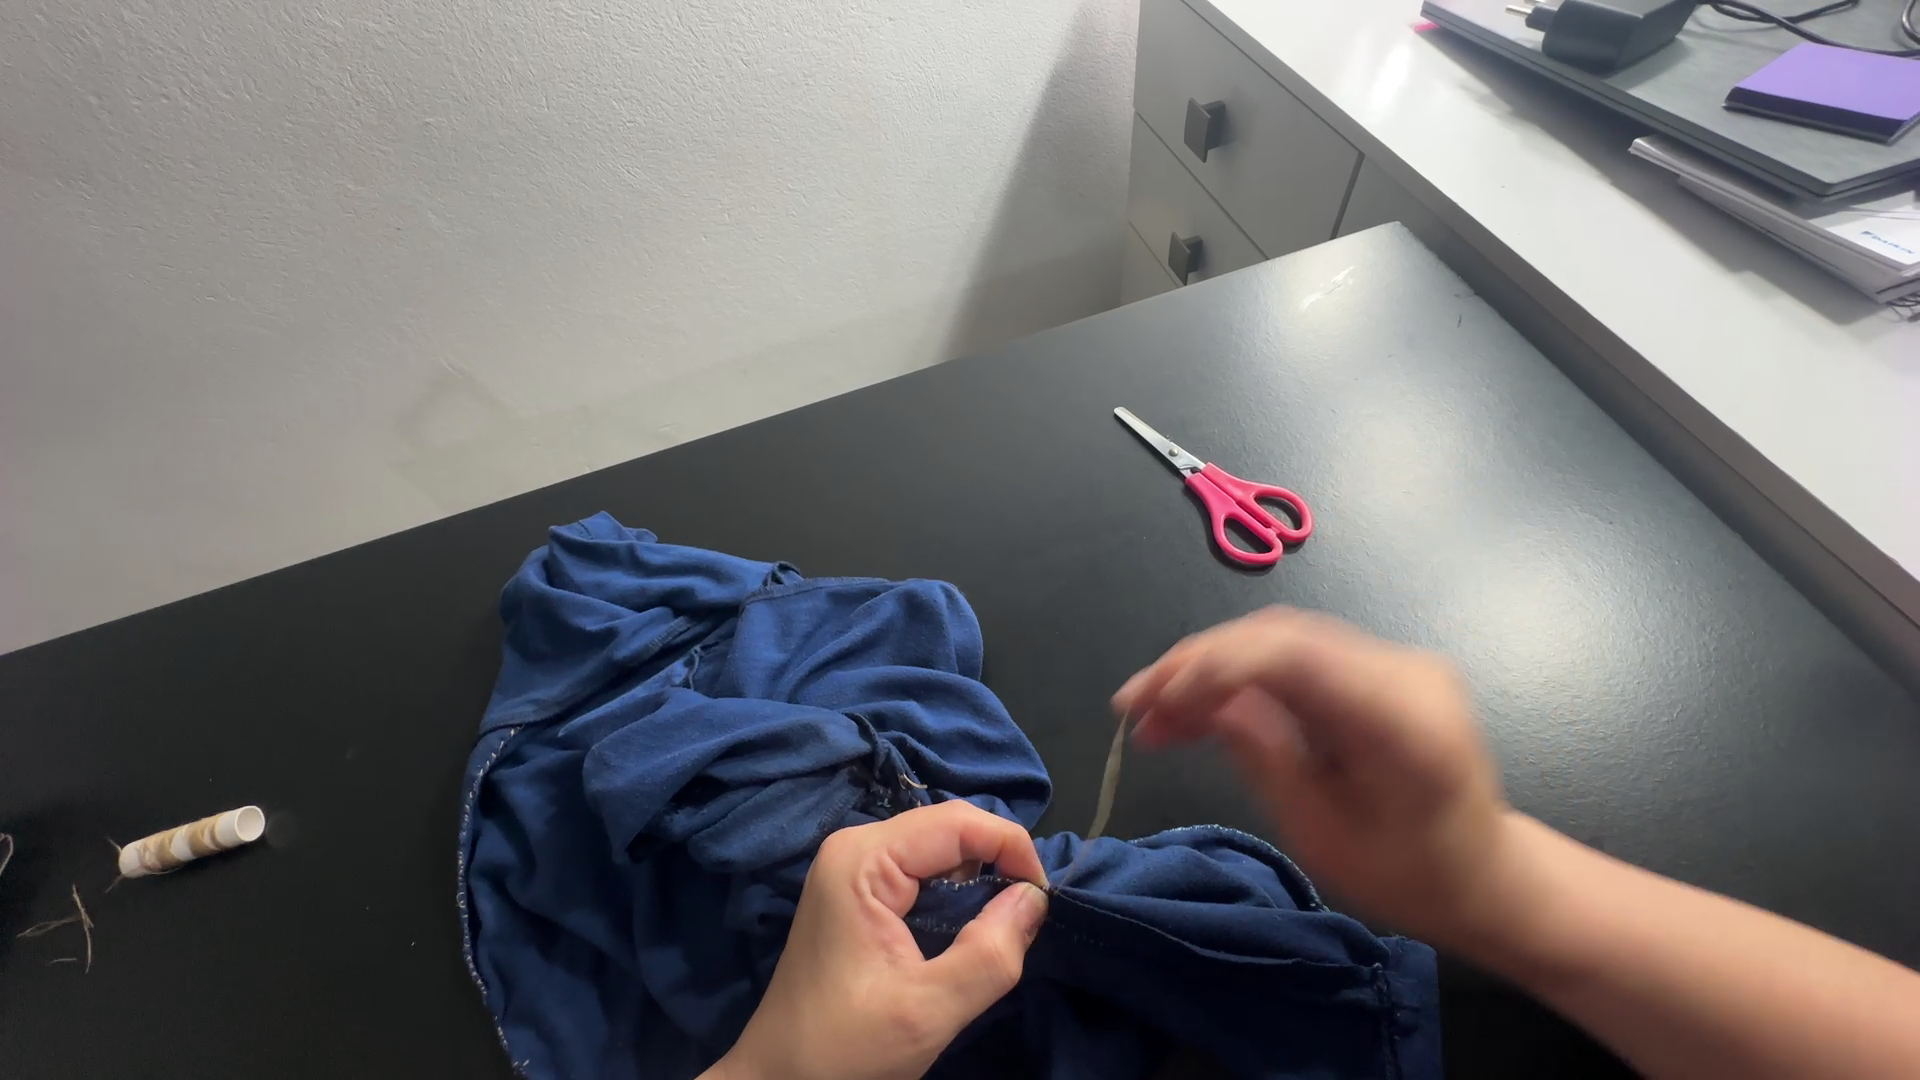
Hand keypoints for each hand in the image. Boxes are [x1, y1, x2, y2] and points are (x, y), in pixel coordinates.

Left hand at [705, 800, 1049, 1079]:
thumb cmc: (843, 1051)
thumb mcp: (926, 1012)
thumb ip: (989, 954)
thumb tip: (1035, 899)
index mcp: (864, 858)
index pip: (958, 822)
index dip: (1010, 847)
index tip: (1042, 899)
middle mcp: (857, 844)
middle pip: (948, 827)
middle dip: (995, 860)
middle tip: (1026, 912)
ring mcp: (854, 862)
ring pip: (938, 845)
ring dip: (977, 876)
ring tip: (999, 923)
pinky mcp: (858, 884)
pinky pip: (921, 866)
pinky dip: (954, 889)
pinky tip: (964, 925)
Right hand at [1113, 607, 1515, 946]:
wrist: (1485, 876)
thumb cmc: (1409, 875)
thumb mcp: (1324, 832)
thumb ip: (1263, 755)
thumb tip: (1202, 702)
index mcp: (1401, 713)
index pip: (1292, 656)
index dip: (1210, 668)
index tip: (1150, 704)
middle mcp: (1398, 665)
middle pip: (1275, 637)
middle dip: (1193, 666)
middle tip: (1133, 706)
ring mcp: (1386, 657)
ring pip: (1272, 639)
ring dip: (1205, 669)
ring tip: (1151, 711)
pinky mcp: (1369, 664)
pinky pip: (1287, 655)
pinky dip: (1233, 676)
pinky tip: (1193, 706)